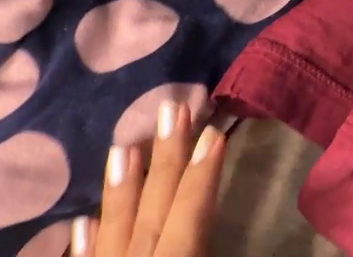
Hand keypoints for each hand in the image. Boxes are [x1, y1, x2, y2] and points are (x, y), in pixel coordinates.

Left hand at [70, 100, 225, 256]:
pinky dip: (86, 245)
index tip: (212, 131)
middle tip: (172, 109)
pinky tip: (83, 220)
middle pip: (153, 213)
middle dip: (165, 160)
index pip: (191, 215)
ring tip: (123, 147)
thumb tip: (268, 237)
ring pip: (116, 233)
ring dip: (121, 191)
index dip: (202, 175)